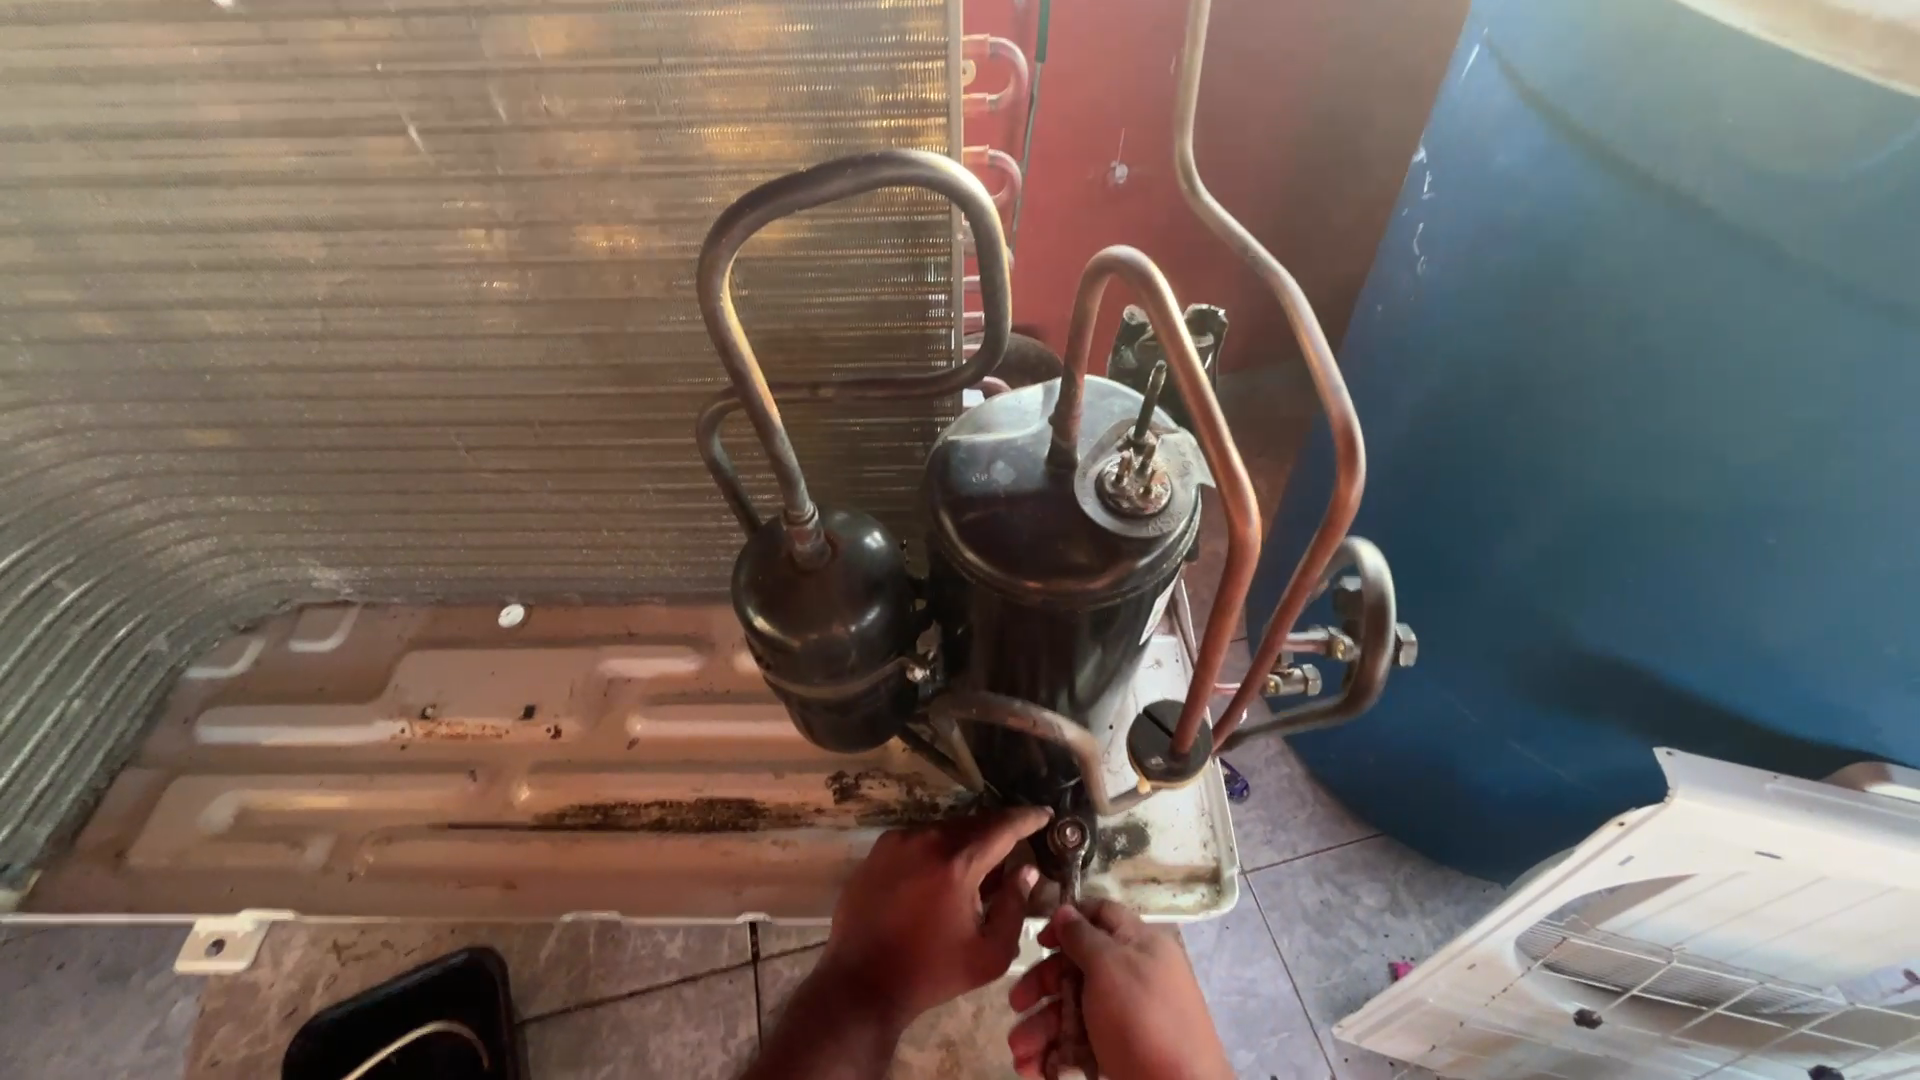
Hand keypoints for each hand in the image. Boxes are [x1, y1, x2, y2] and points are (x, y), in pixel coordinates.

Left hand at [815, 807, 1050, 1030]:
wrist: (861, 982)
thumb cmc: (931, 972)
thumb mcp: (989, 953)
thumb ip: (1015, 906)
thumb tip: (1026, 869)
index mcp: (958, 864)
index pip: (1004, 827)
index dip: (1028, 818)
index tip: (1044, 814)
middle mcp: (928, 840)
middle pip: (975, 824)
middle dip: (998, 831)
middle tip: (1015, 844)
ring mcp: (899, 841)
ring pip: (946, 828)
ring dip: (967, 840)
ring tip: (977, 866)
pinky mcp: (879, 849)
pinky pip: (919, 838)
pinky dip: (938, 848)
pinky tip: (940, 873)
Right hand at [1007, 898, 1231, 1079]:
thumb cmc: (1143, 1019)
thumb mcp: (1110, 966)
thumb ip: (1083, 936)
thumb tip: (1065, 910)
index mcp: (1138, 945)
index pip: (1101, 915)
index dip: (1068, 921)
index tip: (1040, 940)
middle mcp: (1131, 977)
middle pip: (1077, 967)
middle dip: (1041, 986)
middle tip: (1015, 1004)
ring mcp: (1125, 1019)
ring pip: (1072, 1011)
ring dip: (1040, 1029)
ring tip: (1019, 1054)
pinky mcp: (1118, 1056)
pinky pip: (1080, 1047)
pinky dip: (1055, 1057)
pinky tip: (1034, 1070)